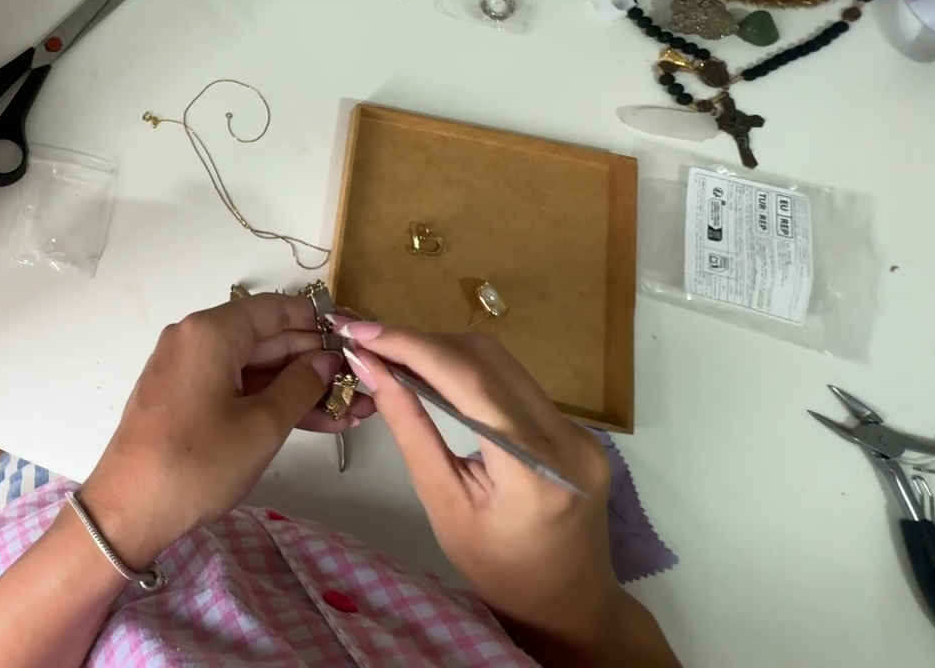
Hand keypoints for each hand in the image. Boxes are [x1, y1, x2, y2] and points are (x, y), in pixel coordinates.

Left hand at [80, 294, 374, 568]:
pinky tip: (318, 420)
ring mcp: (188, 368)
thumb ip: (300, 385)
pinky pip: (237, 386)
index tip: (356, 341)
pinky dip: (272, 400)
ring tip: (354, 410)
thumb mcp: (262, 424)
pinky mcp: (186, 396)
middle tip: (364, 385)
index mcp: (209, 331)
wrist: (131, 505)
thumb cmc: (199, 460)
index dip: (317, 323)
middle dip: (316, 362)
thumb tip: (326, 358)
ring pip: (255, 367)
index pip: (273, 309)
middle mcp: (195, 338)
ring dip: (300, 387)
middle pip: (265, 337)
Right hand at [337, 321, 670, 662]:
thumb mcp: (440, 500)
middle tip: (366, 340)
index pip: (468, 380)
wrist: (568, 604)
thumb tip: (368, 365)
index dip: (409, 345)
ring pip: (498, 360)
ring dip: (439, 348)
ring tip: (389, 353)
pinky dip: (461, 365)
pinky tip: (427, 372)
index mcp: (535, 468)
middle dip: (419, 341)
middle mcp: (566, 438)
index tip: (358, 330)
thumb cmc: (495, 566)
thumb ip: (408, 426)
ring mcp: (576, 430)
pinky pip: (509, 377)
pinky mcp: (570, 426)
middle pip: (485, 358)